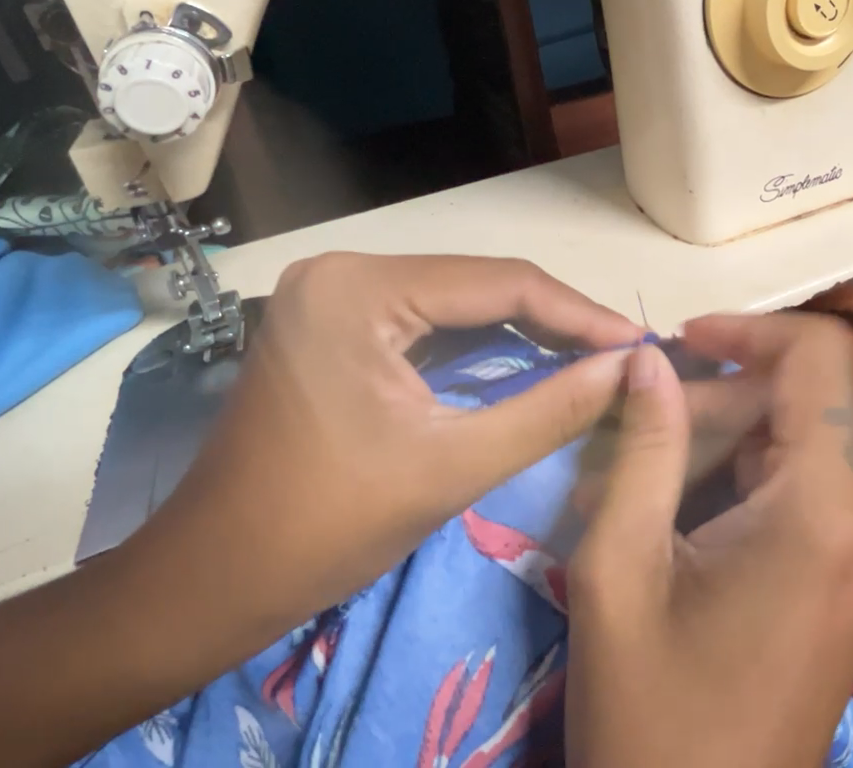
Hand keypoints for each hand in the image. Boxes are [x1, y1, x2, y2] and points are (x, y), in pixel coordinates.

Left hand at [126, 253, 641, 633]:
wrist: (212, 581)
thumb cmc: (327, 525)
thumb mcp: (454, 465)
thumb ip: (552, 409)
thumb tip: (630, 368)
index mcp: (360, 288)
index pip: (500, 282)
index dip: (580, 314)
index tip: (641, 344)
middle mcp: (345, 271)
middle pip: (479, 285)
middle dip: (556, 322)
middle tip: (623, 355)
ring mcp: (335, 295)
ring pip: (459, 303)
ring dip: (526, 332)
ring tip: (594, 358)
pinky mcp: (336, 324)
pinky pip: (430, 322)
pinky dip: (484, 345)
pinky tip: (534, 362)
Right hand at [564, 314, 852, 767]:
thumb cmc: (650, 711)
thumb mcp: (619, 569)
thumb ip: (642, 447)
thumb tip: (650, 359)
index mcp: (824, 512)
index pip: (821, 359)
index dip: (753, 328)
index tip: (683, 342)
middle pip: (806, 405)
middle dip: (723, 401)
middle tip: (638, 437)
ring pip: (806, 446)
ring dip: (732, 443)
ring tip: (650, 488)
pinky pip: (813, 492)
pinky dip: (755, 482)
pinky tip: (690, 519)